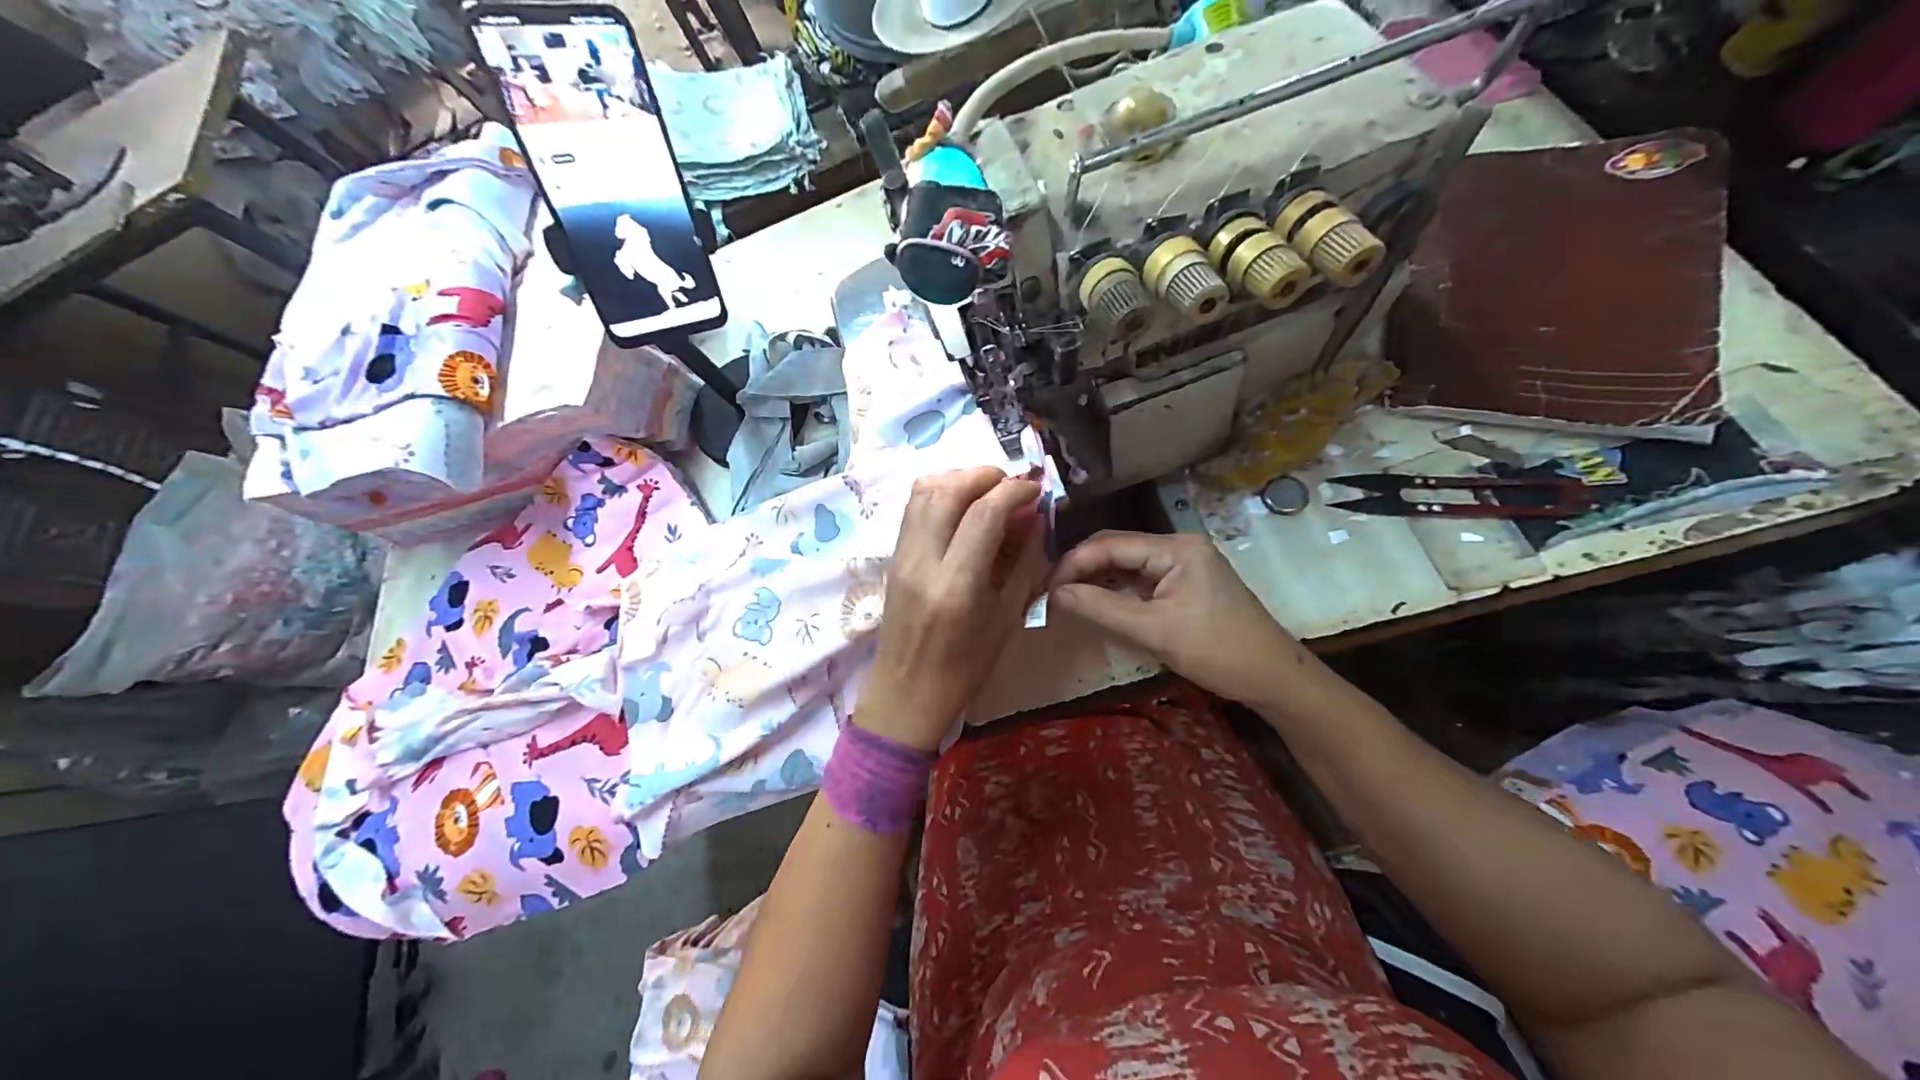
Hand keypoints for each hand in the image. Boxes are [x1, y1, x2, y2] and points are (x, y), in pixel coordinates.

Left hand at [859, 467, 1048, 750]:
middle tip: (1011, 486)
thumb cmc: (966, 667)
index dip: (1015, 490)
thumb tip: (1034, 516)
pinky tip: (961, 506)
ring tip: (986, 491)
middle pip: (948, 489)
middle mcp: (923, 562)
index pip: (984, 512)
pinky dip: (939, 493)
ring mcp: (901, 556)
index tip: (1035, 490)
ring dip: (959, 478)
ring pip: (923, 490)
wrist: (907, 692)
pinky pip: (913, 508)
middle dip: (985, 475)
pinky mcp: (891, 556)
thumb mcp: (1007, 617)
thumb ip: (1024, 562)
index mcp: (957, 586)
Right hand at [1048, 531, 1339, 713]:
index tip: (1045, 588)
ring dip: (1097, 580)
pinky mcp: (1184, 583)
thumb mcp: (1153, 631)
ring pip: (1127, 565)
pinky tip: (1095, 602)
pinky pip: (1141, 580)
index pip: (1111, 544)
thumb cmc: (1217, 651)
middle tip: (1049, 593)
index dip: (1073, 563)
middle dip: (1082, 569)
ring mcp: (1183, 564)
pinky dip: (1117, 591)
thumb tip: (1053, 594)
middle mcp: (1179, 546)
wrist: (1273, 677)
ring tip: (1064, 598)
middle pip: (1117, 549)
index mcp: (1176, 548)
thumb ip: (1101, 608)